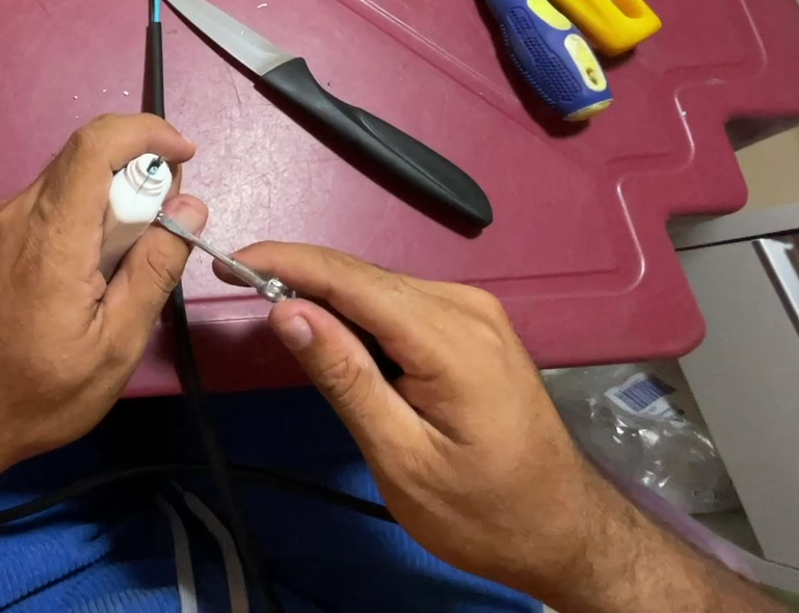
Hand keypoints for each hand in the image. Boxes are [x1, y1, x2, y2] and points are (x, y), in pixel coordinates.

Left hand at [0, 114, 203, 514]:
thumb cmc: (39, 391)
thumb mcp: (115, 345)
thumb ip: (154, 269)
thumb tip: (189, 204)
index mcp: (52, 233)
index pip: (94, 144)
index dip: (146, 131)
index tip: (186, 154)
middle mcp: (22, 210)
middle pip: (87, 155)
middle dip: (140, 170)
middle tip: (169, 222)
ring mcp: (5, 220)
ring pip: (73, 176)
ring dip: (117, 194)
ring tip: (138, 253)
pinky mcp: (0, 235)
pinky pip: (56, 200)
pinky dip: (91, 211)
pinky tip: (101, 263)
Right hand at [229, 242, 619, 600]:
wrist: (571, 538)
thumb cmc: (486, 514)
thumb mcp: (402, 458)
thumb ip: (343, 377)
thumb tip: (284, 309)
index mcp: (450, 338)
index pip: (348, 278)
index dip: (282, 261)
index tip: (227, 260)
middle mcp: (463, 305)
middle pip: (358, 275)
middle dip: (293, 275)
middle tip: (235, 284)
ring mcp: (470, 310)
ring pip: (372, 284)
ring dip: (320, 294)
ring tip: (274, 311)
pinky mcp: (467, 322)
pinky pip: (392, 300)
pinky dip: (350, 310)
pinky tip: (330, 333)